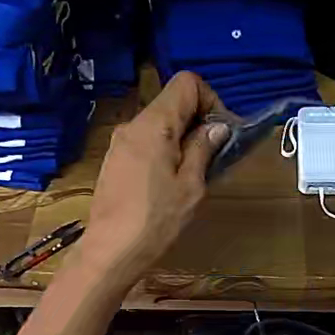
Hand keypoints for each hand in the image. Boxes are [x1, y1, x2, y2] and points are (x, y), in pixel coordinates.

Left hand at [78, 71, 229, 275]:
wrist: (112, 250)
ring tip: (197, 173)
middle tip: (216, 156)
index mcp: (154, 124)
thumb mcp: (191, 185)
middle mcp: (134, 124)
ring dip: (185, 138)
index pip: (186, 84)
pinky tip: (174, 181)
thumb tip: (218, 127)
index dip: (211, 100)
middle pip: (174, 102)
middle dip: (200, 121)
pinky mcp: (118, 159)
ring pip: (162, 123)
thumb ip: (203, 149)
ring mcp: (122, 141)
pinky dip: (168, 149)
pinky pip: (149, 140)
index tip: (222, 133)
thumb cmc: (157, 219)